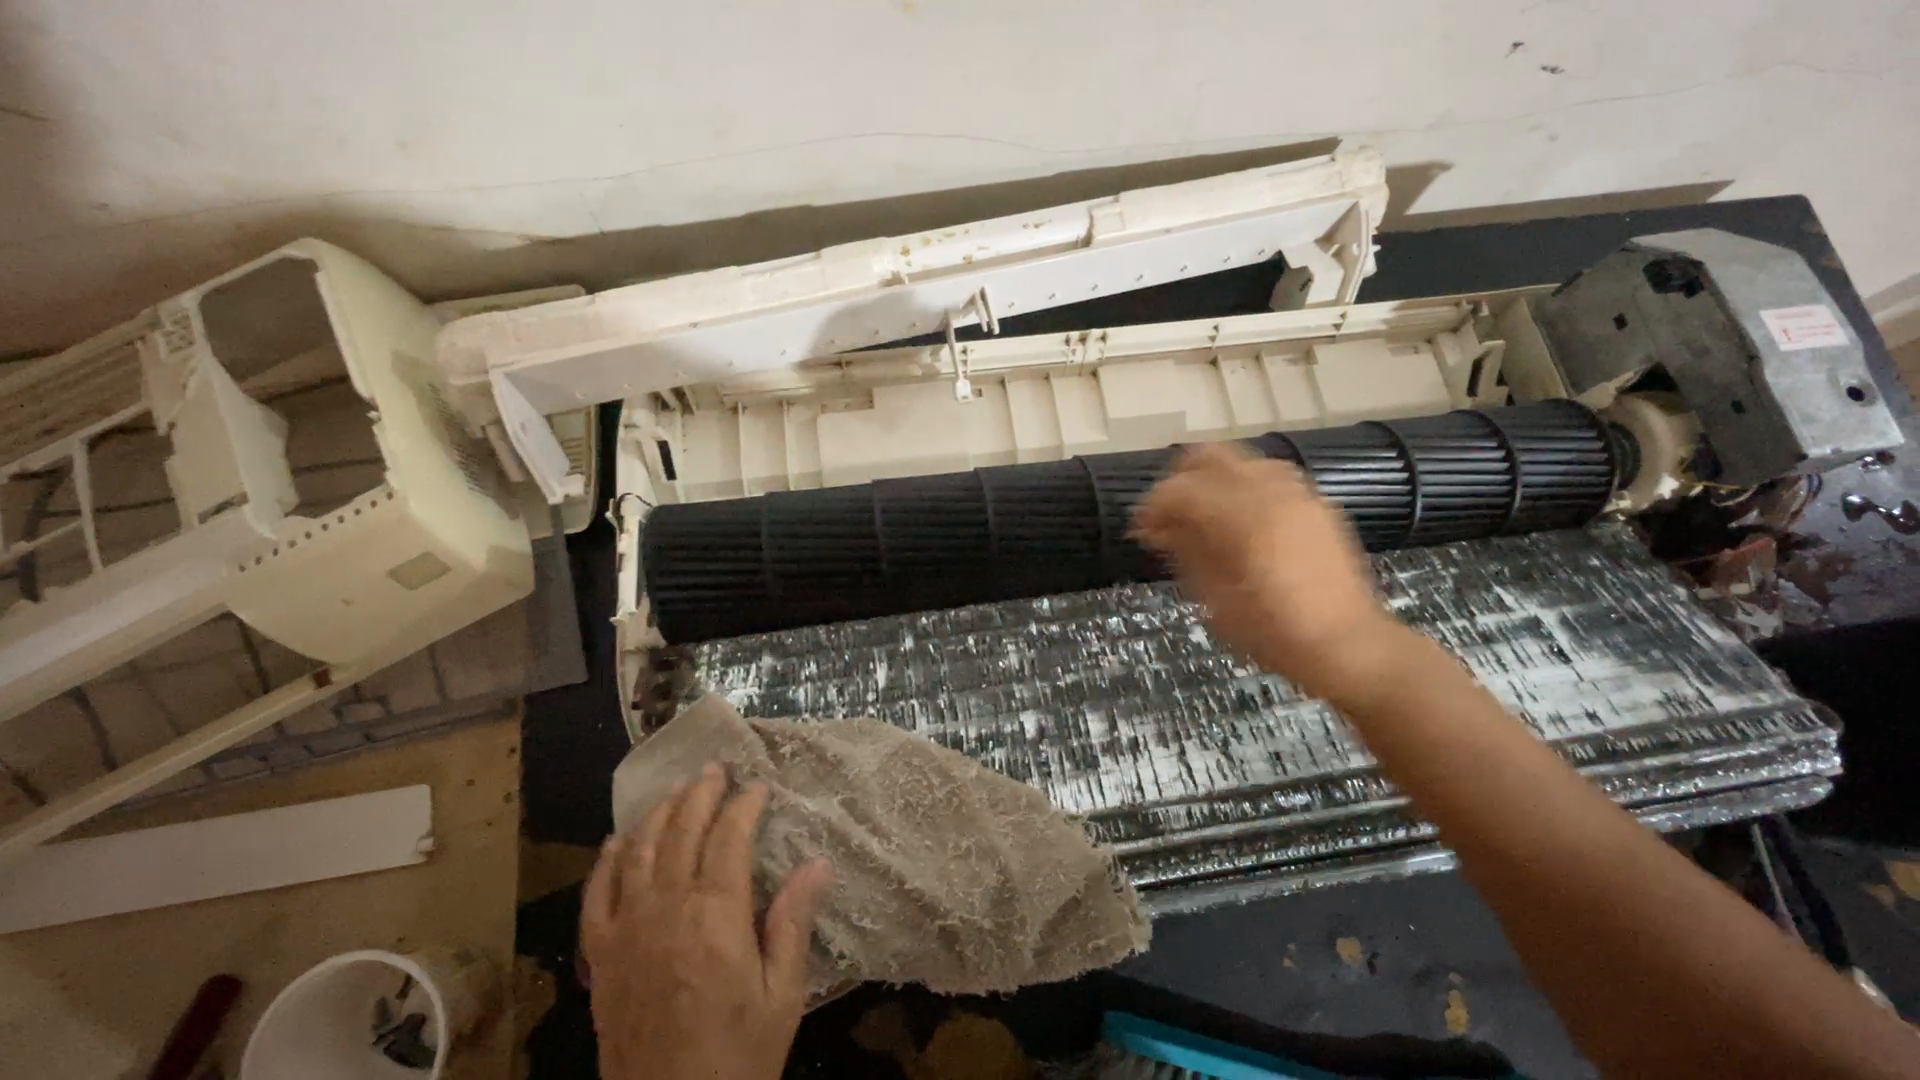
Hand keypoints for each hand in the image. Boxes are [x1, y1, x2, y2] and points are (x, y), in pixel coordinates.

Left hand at [582, 762, 833, 1079]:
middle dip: (701, 793)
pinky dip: (608, 860)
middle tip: (715, 768)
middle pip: (681, 831)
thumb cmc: (737, 1055)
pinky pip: (597, 893)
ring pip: (639, 851)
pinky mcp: (599, 955)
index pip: (729, 838)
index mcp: (716, 914)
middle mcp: (666, 908)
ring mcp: (626, 928)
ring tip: (677, 788)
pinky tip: (618, 840)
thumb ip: (793, 923)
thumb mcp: (782, 995)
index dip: (744, 806)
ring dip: (658, 813)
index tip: (758, 786)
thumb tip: (817, 863)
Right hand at [1132, 442, 1405, 702]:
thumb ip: (1187, 554)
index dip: (1152, 506)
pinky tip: (1239, 518)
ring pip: (1242, 460)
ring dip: (1214, 480)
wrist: (1349, 646)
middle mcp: (1271, 494)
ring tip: (1202, 516)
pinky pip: (1272, 477)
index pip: (1180, 490)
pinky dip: (1245, 487)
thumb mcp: (1217, 602)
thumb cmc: (1275, 635)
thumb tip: (1160, 528)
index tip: (1141, 529)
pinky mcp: (1317, 505)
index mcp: (1242, 519)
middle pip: (1210, 456)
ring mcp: (1299, 495)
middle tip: (1167, 514)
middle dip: (1180, 479)